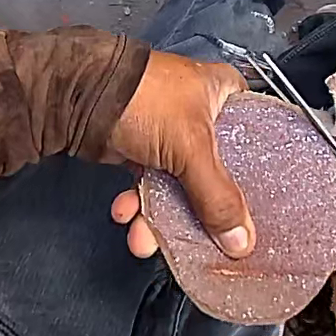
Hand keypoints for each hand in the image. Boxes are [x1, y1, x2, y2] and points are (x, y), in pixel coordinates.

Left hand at [106, 51, 255, 258]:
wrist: (79, 95)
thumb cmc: (140, 95)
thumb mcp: (191, 147)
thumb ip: (218, 196)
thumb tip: (240, 238)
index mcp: (226, 96)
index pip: (256, 145)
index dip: (255, 184)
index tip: (252, 218)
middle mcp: (203, 114)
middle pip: (217, 175)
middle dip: (201, 214)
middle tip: (199, 240)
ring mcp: (171, 133)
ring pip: (181, 187)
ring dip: (162, 217)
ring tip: (146, 237)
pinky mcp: (143, 149)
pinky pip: (152, 187)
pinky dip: (140, 205)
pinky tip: (128, 214)